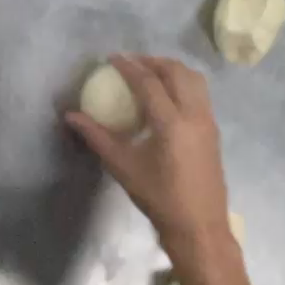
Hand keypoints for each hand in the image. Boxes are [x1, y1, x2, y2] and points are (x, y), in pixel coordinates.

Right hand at [66, 54, 232, 256]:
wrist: (199, 226)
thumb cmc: (159, 198)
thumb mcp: (123, 167)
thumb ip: (97, 137)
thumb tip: (71, 116)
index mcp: (172, 122)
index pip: (149, 82)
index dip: (129, 66)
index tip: (112, 58)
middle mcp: (194, 114)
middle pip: (176, 72)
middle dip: (152, 61)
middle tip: (130, 63)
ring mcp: (208, 121)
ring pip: (193, 79)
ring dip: (171, 69)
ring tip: (149, 73)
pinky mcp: (213, 129)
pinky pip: (200, 93)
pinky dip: (182, 82)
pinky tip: (166, 96)